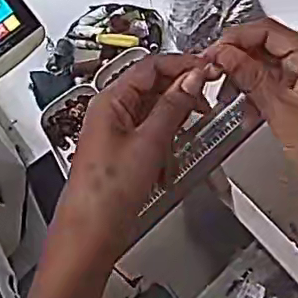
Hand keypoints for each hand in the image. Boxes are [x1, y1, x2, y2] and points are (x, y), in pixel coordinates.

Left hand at [47, 54, 212, 276]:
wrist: (90, 233)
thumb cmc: (105, 192)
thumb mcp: (149, 142)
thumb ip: (173, 106)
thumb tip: (191, 79)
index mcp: (109, 101)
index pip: (149, 66)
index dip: (181, 64)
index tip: (207, 68)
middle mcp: (110, 113)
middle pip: (152, 87)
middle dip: (180, 94)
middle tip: (205, 99)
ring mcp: (116, 134)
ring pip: (154, 113)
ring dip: (174, 122)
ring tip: (188, 133)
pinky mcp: (124, 154)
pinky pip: (151, 136)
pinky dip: (165, 144)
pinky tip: (170, 161)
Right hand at [204, 20, 297, 216]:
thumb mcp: (282, 112)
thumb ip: (251, 78)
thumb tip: (225, 54)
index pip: (268, 32)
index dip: (236, 39)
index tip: (213, 53)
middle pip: (268, 48)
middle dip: (238, 60)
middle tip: (215, 73)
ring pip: (270, 70)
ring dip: (246, 81)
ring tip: (229, 97)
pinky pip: (277, 89)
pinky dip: (259, 97)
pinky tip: (249, 112)